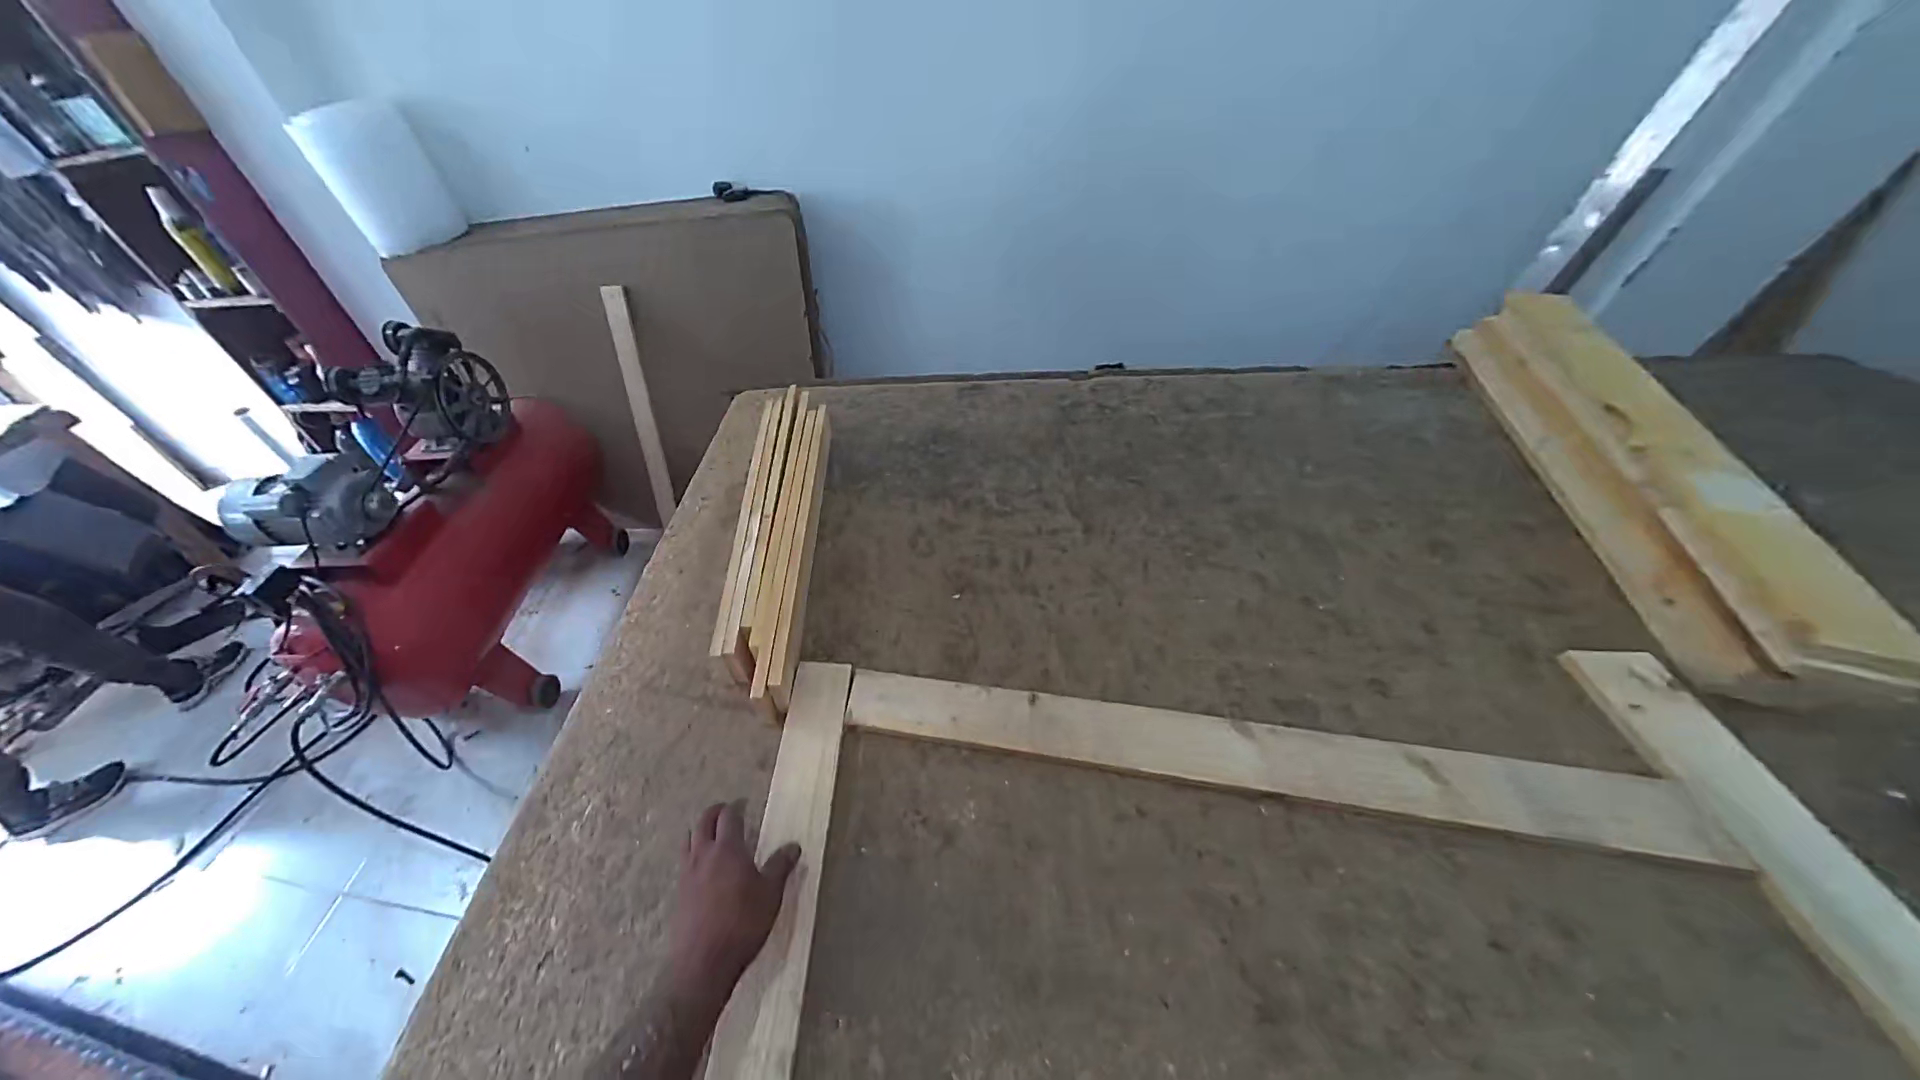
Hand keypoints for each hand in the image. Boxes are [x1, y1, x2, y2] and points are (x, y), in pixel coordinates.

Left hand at [668, 800, 799, 1003]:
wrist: (702, 963)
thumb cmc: (742, 923)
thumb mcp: (770, 894)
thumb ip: (780, 866)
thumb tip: (793, 846)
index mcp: (728, 849)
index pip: (729, 816)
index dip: (737, 807)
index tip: (745, 804)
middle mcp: (703, 855)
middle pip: (703, 822)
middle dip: (715, 813)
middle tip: (727, 812)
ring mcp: (687, 875)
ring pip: (689, 840)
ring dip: (700, 831)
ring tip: (712, 835)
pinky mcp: (679, 895)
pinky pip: (684, 862)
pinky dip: (694, 854)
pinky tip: (704, 869)